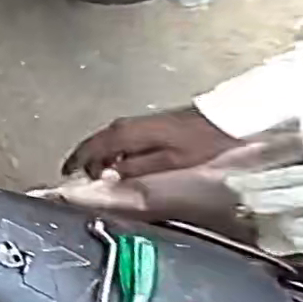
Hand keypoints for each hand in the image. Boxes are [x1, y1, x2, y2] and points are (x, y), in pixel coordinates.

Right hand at [62, 106, 241, 179]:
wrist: (226, 119)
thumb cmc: (199, 143)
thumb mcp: (171, 161)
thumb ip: (136, 168)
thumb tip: (109, 176)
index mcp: (121, 136)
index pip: (89, 153)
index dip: (79, 168)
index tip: (76, 182)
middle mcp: (117, 127)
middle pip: (90, 146)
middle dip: (81, 161)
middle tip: (76, 177)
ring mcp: (127, 123)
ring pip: (99, 142)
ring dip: (93, 157)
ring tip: (94, 172)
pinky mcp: (137, 124)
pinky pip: (110, 139)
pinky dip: (105, 151)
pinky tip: (113, 161)